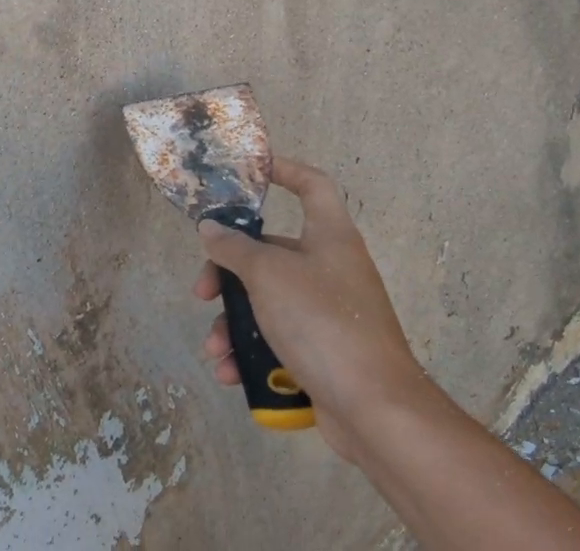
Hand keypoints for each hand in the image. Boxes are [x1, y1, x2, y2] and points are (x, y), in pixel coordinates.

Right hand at [194, 158, 431, 463]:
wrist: (376, 410)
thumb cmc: (323, 323)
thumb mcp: (268, 275)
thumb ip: (234, 247)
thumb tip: (211, 228)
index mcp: (330, 238)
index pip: (313, 185)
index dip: (283, 170)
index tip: (247, 173)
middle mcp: (330, 270)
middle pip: (268, 254)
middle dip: (227, 275)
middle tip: (202, 293)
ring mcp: (327, 314)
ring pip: (264, 302)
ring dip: (231, 324)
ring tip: (215, 349)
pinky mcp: (322, 353)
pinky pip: (275, 341)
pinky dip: (248, 353)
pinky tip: (229, 372)